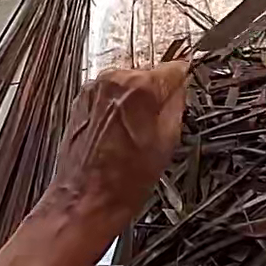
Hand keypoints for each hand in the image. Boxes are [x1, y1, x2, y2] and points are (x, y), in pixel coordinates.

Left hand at [40, 61, 188, 262]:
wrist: (87, 198)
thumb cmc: (124, 180)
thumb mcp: (168, 141)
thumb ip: (177, 105)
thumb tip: (180, 88)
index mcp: (141, 88)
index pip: (174, 68)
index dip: (182, 81)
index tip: (184, 89)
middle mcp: (115, 81)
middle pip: (148, 74)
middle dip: (156, 93)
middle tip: (158, 122)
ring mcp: (95, 88)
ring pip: (128, 83)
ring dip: (135, 99)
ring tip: (136, 131)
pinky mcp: (82, 98)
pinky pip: (110, 93)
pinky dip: (117, 106)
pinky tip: (119, 133)